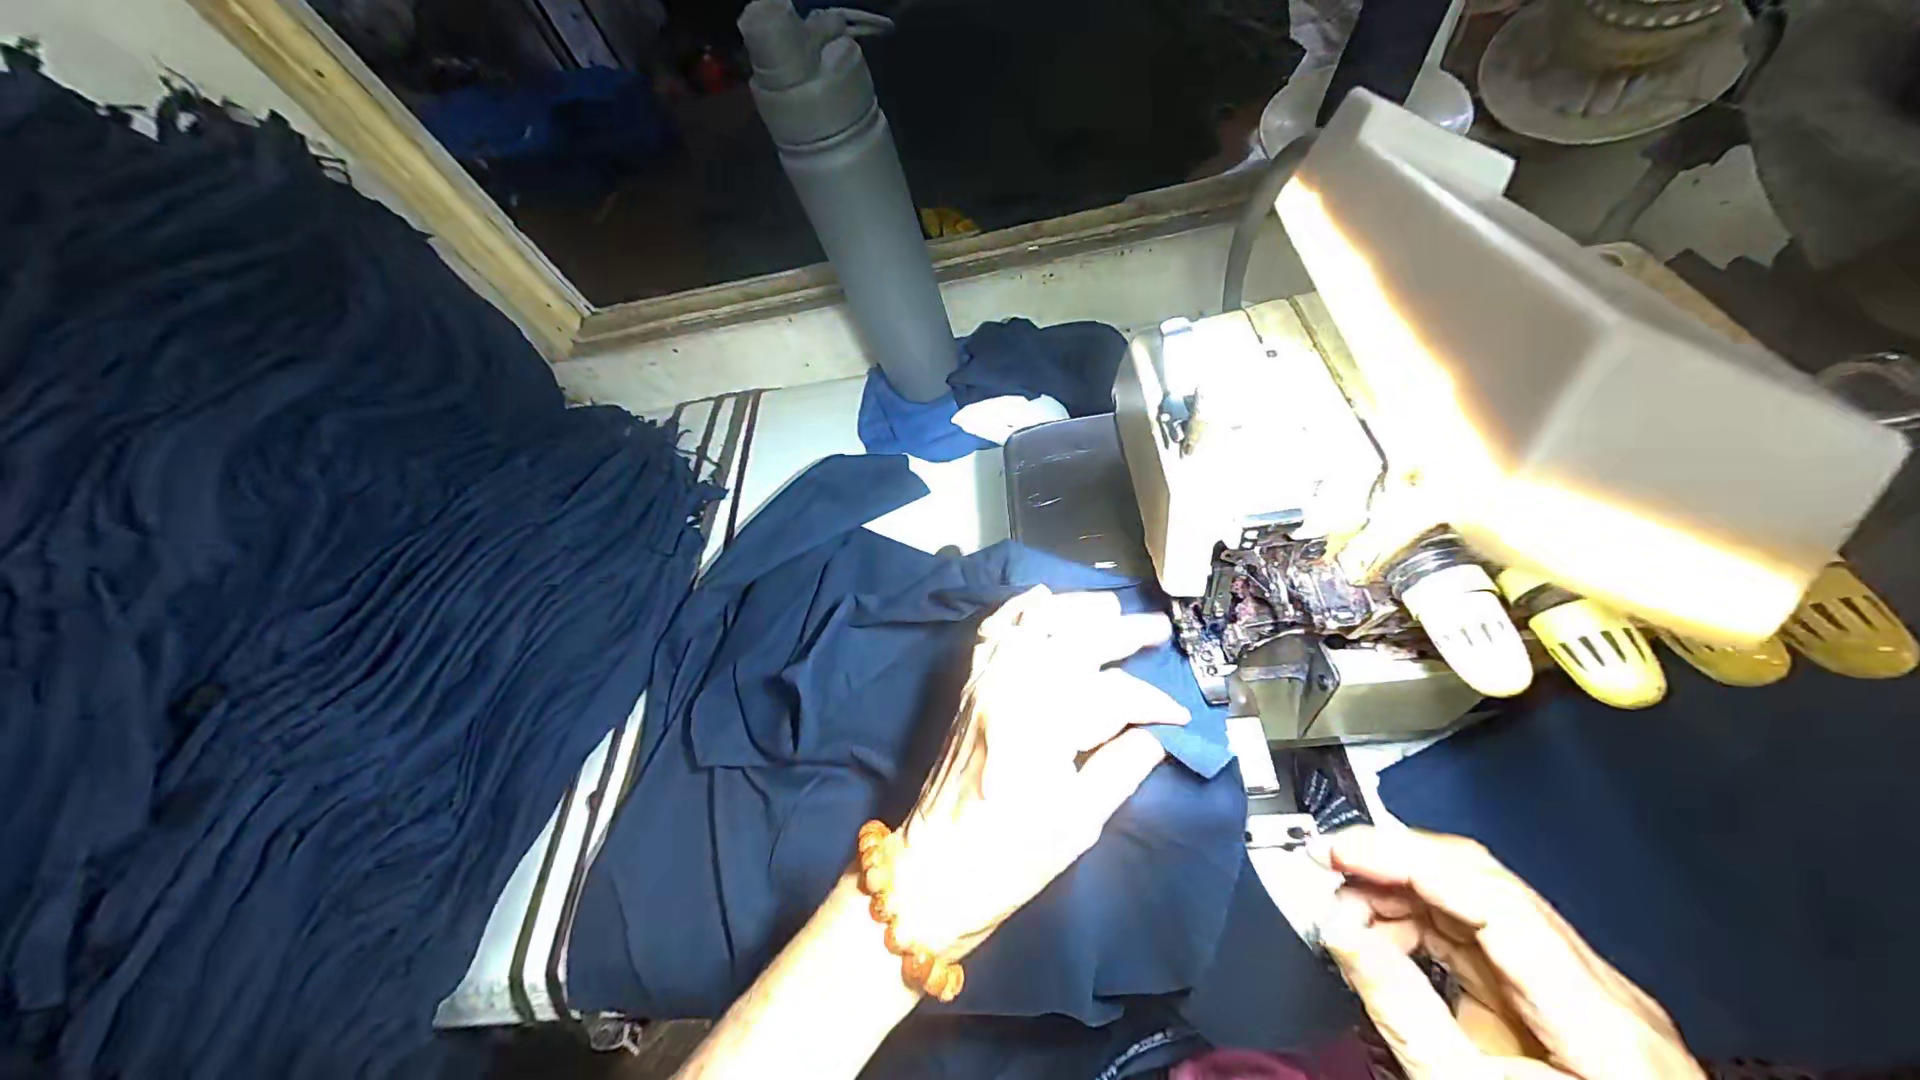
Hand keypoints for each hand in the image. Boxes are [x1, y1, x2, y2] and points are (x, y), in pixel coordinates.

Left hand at [883, 586, 1189, 959]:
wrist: (932, 870)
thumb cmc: (1006, 859)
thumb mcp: (1078, 822)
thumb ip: (1122, 767)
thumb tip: (1158, 734)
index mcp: (1041, 727)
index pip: (1112, 694)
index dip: (1152, 701)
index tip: (1177, 714)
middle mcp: (1010, 691)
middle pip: (1073, 641)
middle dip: (1122, 631)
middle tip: (1156, 630)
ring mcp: (984, 684)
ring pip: (1033, 625)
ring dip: (1075, 609)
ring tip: (1111, 607)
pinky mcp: (969, 688)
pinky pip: (993, 632)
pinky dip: (1017, 609)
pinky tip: (1040, 599)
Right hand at [1318, 827, 1703, 1079]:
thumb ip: (1398, 1006)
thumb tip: (1338, 927)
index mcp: (1599, 1021)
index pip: (1488, 893)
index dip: (1403, 858)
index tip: (1336, 851)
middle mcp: (1599, 992)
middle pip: (1481, 884)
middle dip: (1394, 868)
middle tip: (1327, 871)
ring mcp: (1578, 994)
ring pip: (1471, 902)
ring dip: (1398, 895)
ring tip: (1345, 916)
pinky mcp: (1549, 1002)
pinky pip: (1473, 935)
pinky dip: (1416, 925)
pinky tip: (1380, 937)